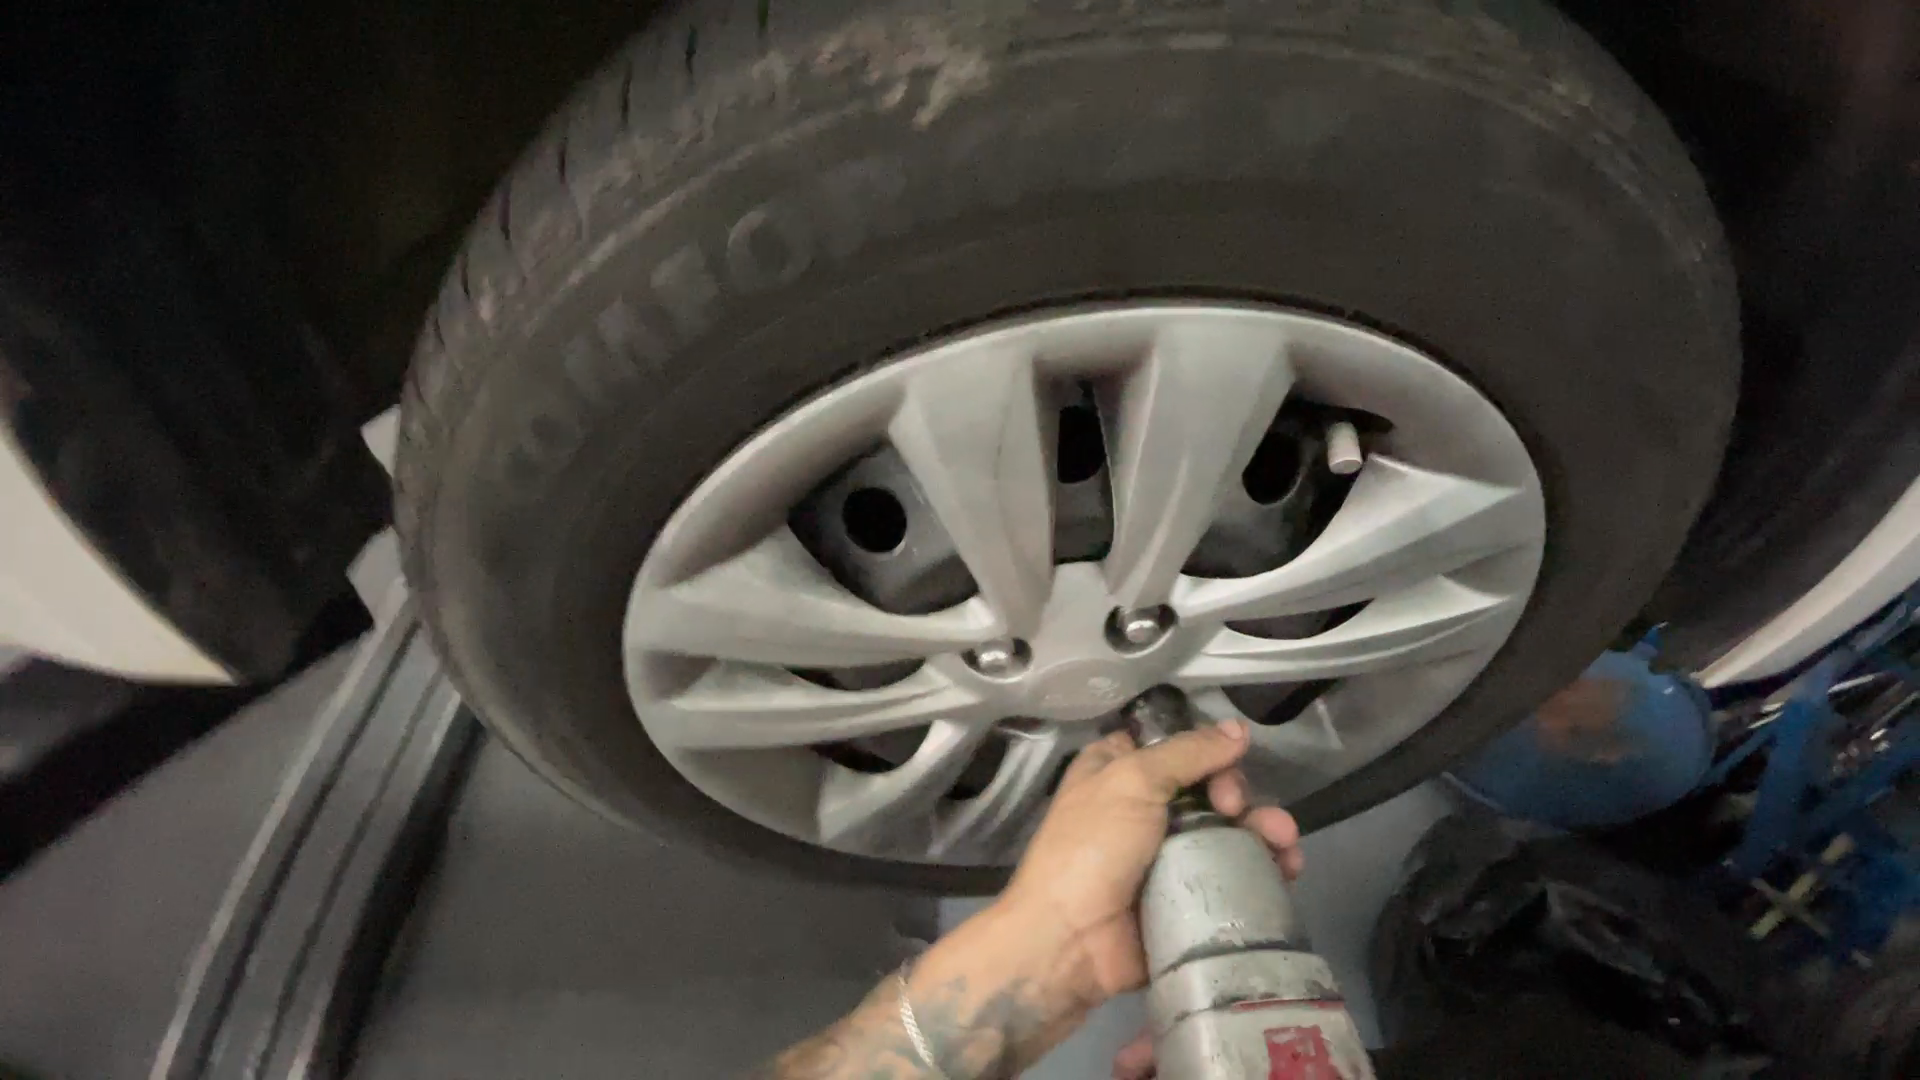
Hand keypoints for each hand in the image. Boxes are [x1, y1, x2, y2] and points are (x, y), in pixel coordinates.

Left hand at [993, 718, 1303, 1010]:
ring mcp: (1168, 852)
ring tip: (1285, 841)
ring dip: (1265, 829)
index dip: (1206, 751)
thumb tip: (1239, 729)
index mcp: (1118, 768)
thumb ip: (1187, 752)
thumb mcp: (1132, 780)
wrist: (1071, 939)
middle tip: (1235, 809)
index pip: (1176, 745)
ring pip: (1229, 829)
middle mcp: (1144, 804)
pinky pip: (1234, 872)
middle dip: (1238, 793)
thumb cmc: (1092, 844)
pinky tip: (1289, 868)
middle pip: (1209, 785)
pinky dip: (1265, 865)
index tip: (1222, 766)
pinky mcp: (1189, 894)